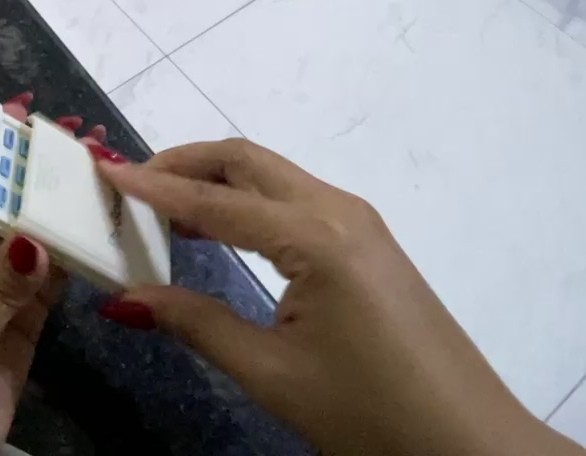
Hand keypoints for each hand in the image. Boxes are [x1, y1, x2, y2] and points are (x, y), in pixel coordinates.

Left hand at [0, 94, 71, 455]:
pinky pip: (53, 270)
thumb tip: (36, 238)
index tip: (18, 110)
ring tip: (98, 166)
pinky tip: (102, 223)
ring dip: (59, 200)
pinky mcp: (25, 311)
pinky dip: (76, 248)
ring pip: (30, 227)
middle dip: (31, 164)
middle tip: (74, 131)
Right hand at [96, 140, 585, 455]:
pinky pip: (286, 194)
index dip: (151, 186)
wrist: (482, 453)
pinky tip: (215, 226)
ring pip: (264, 171)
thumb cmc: (375, 418)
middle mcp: (334, 209)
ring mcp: (355, 218)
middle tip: (131, 185)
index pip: (212, 200)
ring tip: (161, 203)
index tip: (103, 170)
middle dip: (180, 162)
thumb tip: (125, 298)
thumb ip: (194, 323)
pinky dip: (240, 196)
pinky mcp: (363, 237)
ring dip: (210, 176)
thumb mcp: (273, 376)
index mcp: (313, 238)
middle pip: (241, 159)